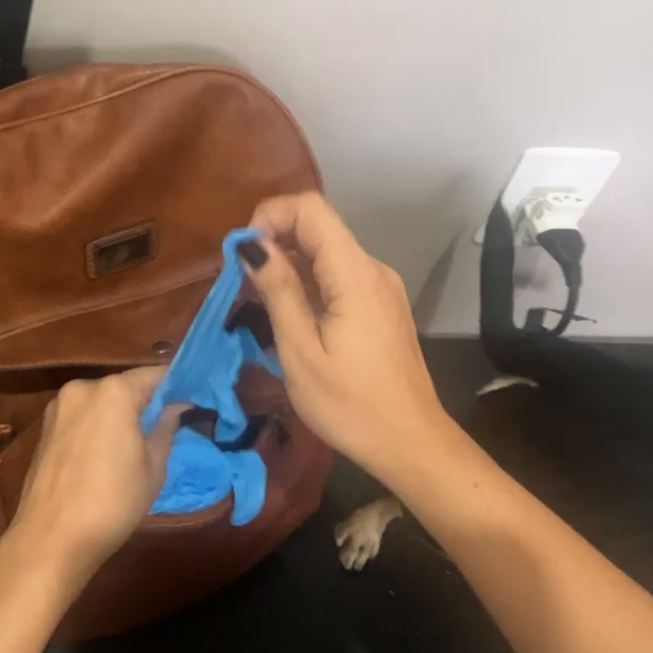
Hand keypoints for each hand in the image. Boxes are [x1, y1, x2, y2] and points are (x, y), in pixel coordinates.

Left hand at [5, 367, 182, 585]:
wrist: (51, 538)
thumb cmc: (112, 503)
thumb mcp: (153, 468)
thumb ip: (166, 428)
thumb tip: (178, 406)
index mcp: (114, 392)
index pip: (154, 374)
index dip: (175, 386)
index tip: (190, 401)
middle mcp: (83, 388)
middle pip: (124, 386)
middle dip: (145, 401)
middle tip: (164, 426)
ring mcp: (59, 405)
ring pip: (101, 400)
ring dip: (118, 413)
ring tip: (134, 443)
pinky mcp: (45, 425)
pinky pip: (81, 415)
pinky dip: (96, 424)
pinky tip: (104, 451)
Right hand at [242, 192, 457, 480]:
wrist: (411, 444)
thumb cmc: (350, 405)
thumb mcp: (300, 351)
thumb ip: (278, 290)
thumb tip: (252, 245)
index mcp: (355, 274)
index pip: (310, 208)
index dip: (269, 216)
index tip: (242, 256)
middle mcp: (372, 269)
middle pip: (318, 227)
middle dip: (273, 242)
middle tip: (242, 286)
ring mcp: (380, 287)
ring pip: (326, 252)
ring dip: (288, 265)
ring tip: (260, 305)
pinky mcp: (380, 306)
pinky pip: (337, 276)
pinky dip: (307, 283)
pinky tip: (290, 318)